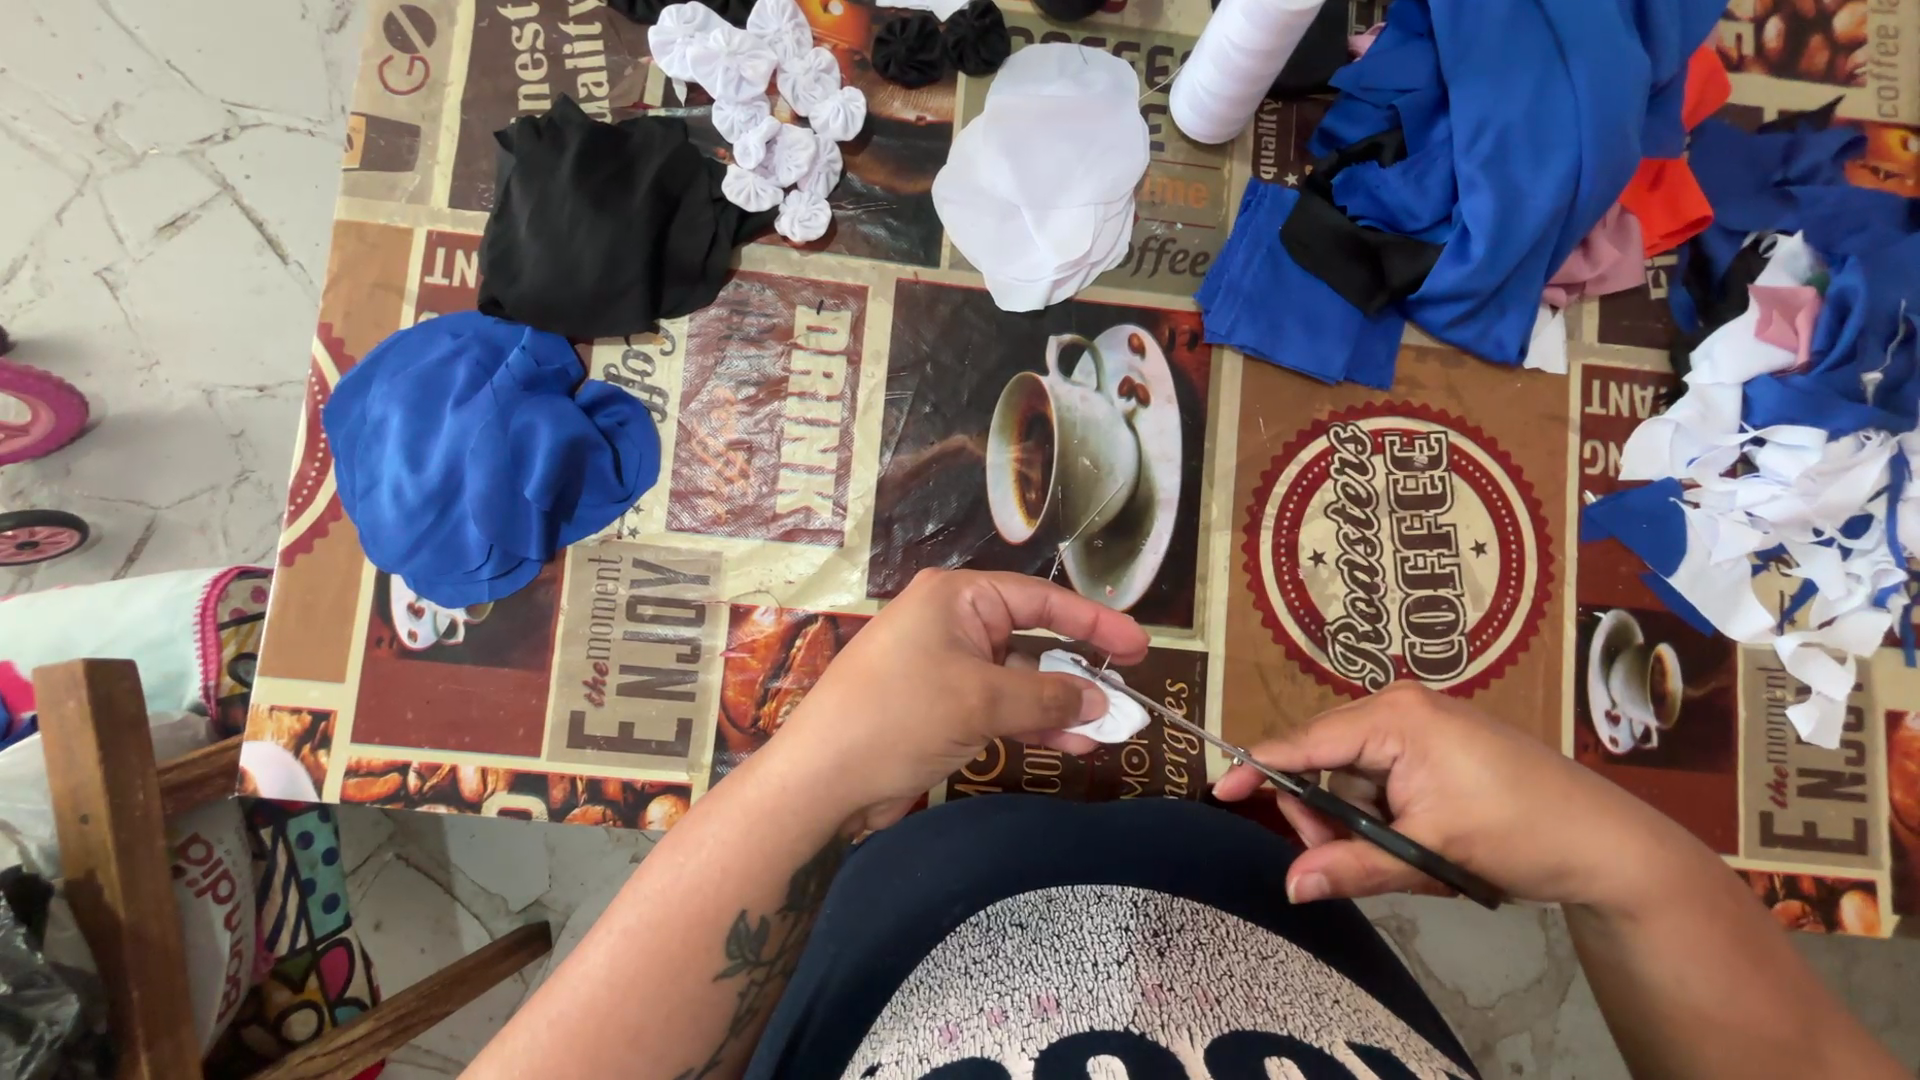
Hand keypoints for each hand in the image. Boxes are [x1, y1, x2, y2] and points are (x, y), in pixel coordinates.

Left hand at [765, 569, 1149, 832]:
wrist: (822, 779)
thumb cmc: (899, 715)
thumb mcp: (980, 701)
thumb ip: (1046, 698)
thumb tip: (1100, 701)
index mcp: (956, 598)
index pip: (1039, 600)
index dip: (1093, 621)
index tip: (1137, 645)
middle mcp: (953, 625)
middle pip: (1032, 640)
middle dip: (1078, 670)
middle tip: (1127, 692)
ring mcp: (947, 669)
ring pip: (1019, 681)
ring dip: (1060, 706)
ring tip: (1108, 730)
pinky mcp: (942, 709)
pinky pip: (999, 709)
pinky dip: (1032, 725)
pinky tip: (1071, 744)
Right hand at [1212, 682, 1707, 907]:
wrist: (1611, 844)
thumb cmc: (1521, 835)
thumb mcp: (1429, 855)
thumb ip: (1353, 867)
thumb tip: (1290, 887)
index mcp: (1395, 718)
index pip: (1306, 742)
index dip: (1260, 768)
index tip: (1220, 789)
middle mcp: (1398, 705)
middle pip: (1323, 758)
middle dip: (1325, 813)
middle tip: (1346, 859)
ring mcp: (1417, 719)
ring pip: (1348, 771)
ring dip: (1357, 817)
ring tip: (1403, 853)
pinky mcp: (1431, 738)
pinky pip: (1376, 772)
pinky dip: (1380, 808)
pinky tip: (1414, 835)